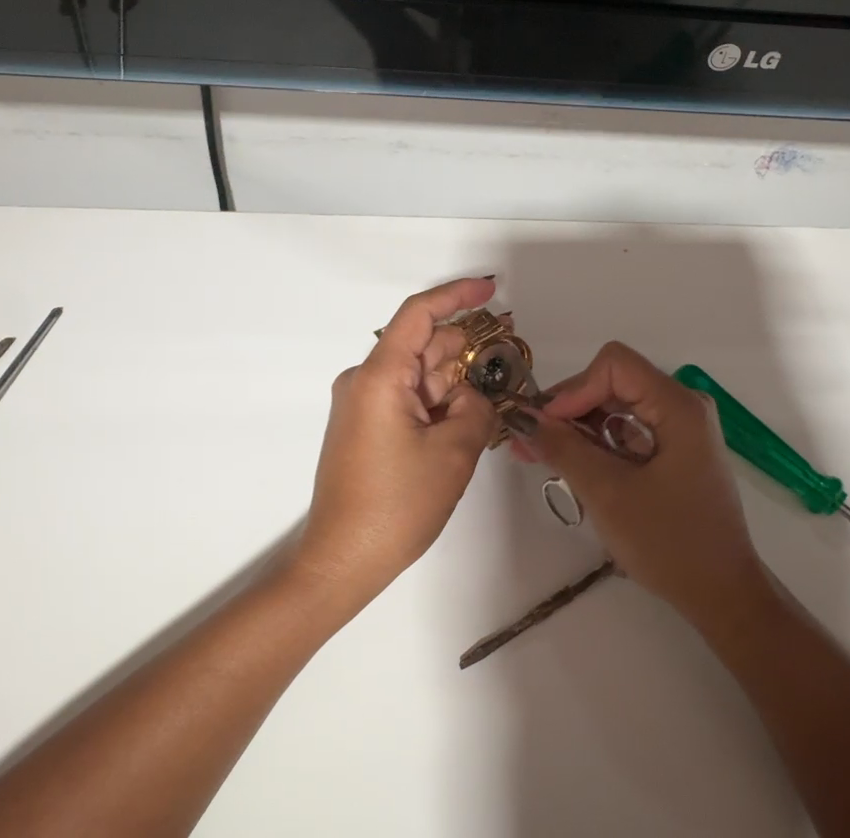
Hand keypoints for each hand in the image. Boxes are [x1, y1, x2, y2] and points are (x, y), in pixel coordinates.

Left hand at [293, 278, 500, 603]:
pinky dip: (436, 405)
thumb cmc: (397, 506)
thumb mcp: (453, 454)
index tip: (490, 288)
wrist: (343, 560)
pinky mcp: (362, 429)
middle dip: (464, 352)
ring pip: (416, 377)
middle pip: (421, 347)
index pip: (418, 315)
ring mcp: (360, 407)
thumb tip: (471, 398)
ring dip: (452, 384)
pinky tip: (463, 425)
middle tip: (506, 363)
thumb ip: (475, 410)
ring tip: (488, 404)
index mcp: (379, 377)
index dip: (456, 296)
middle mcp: (363, 382)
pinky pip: (406, 401)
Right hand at [521, 342, 765, 618]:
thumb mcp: (607, 493)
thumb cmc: (669, 542)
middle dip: (569, 409)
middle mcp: (683, 408)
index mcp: (678, 407)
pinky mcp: (675, 454)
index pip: (614, 366)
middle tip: (528, 441)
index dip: (573, 390)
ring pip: (617, 408)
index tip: (545, 427)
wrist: (720, 593)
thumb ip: (563, 448)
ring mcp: (681, 431)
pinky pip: (628, 432)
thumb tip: (522, 417)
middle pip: (614, 383)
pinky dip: (597, 445)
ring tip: (540, 456)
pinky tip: (569, 467)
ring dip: (578, 429)